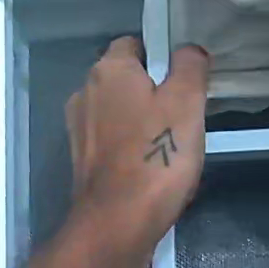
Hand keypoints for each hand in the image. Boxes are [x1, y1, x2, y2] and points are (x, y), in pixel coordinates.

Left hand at [65, 37, 210, 248]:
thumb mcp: (187, 102)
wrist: (118, 223)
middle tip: (183, 118)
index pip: (135, 44)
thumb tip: (188, 50)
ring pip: (118, 115)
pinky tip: (150, 171)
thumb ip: (190, 67)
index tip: (185, 82)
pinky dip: (129, 151)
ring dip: (140, 125)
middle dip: (152, 94)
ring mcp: (78, 131)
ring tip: (169, 148)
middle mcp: (85, 94)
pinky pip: (112, 145)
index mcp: (108, 70)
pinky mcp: (81, 164)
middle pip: (125, 82)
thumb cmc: (156, 157)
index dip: (162, 58)